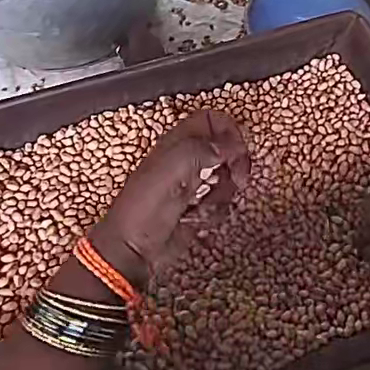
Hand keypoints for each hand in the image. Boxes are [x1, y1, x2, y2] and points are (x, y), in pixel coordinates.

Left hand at [91, 110, 250, 284]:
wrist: (132, 248)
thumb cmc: (143, 209)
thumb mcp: (170, 170)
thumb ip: (200, 150)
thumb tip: (229, 147)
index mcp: (178, 143)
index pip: (212, 120)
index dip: (229, 132)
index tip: (237, 152)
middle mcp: (188, 160)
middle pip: (227, 150)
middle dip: (235, 166)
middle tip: (237, 179)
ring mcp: (193, 185)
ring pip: (227, 179)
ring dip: (221, 195)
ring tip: (200, 206)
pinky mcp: (198, 208)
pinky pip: (221, 204)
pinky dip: (213, 213)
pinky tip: (195, 220)